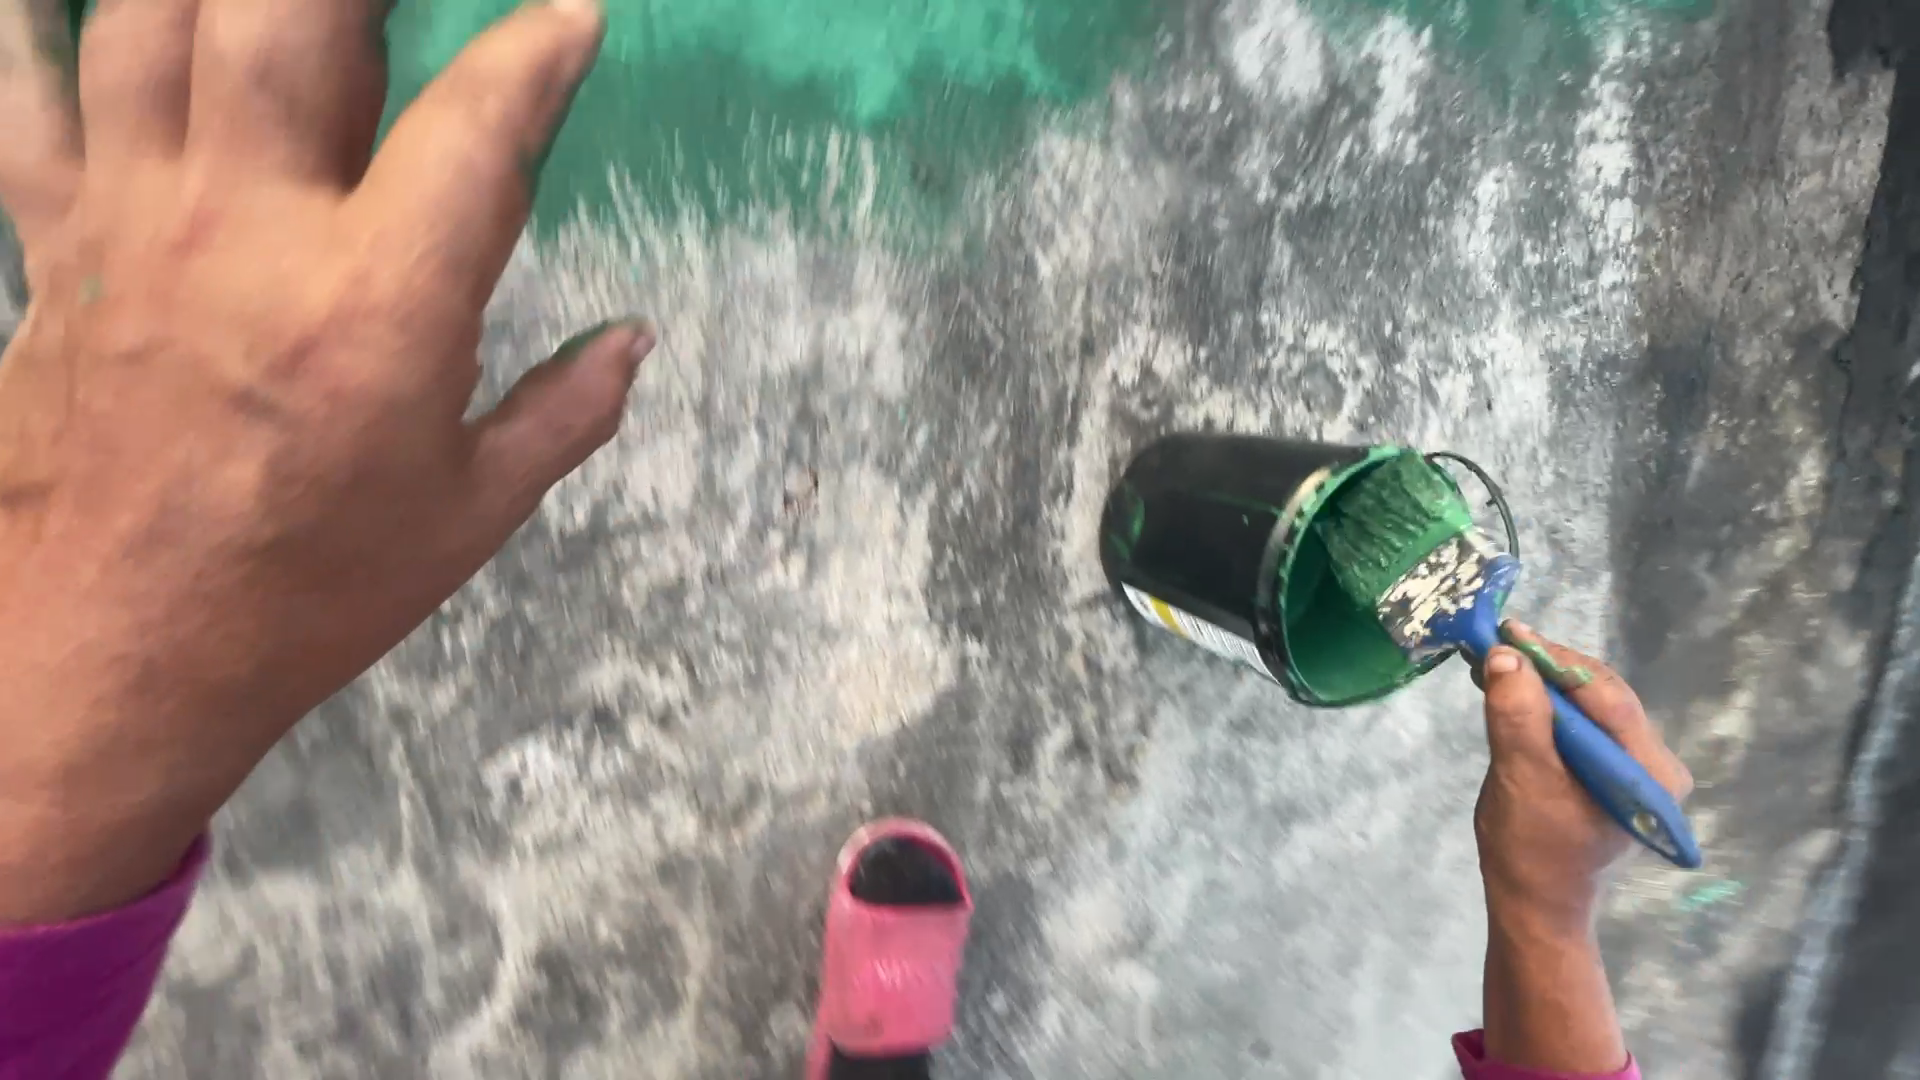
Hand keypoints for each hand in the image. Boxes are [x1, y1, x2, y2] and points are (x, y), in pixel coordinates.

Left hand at [0, 0, 648, 923]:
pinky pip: (27, 88)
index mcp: (382, 309)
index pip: (472, 139)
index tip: (575, 18)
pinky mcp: (44, 243)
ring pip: (148, 22)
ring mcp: (127, 221)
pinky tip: (91, 4)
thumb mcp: (481, 508)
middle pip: (282, 26)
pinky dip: (54, 22)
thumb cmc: (324, 585)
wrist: (110, 650)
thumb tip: (636, 338)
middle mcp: (249, 230)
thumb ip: (568, 409)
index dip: (532, 62)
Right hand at [1474, 622, 1693, 932]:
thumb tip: (1503, 655)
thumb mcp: (1521, 777)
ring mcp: (1629, 764)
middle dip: (1544, 665)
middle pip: (1598, 693)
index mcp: (1648, 770)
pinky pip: (1573, 718)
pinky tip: (1506, 687)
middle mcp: (1651, 762)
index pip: (1605, 695)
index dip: (1554, 659)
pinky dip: (1537, 698)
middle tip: (1493, 642)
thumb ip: (1518, 716)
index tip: (1505, 633)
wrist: (1533, 896)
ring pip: (1583, 702)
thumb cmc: (1531, 845)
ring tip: (1491, 660)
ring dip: (1536, 678)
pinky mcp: (1602, 766)